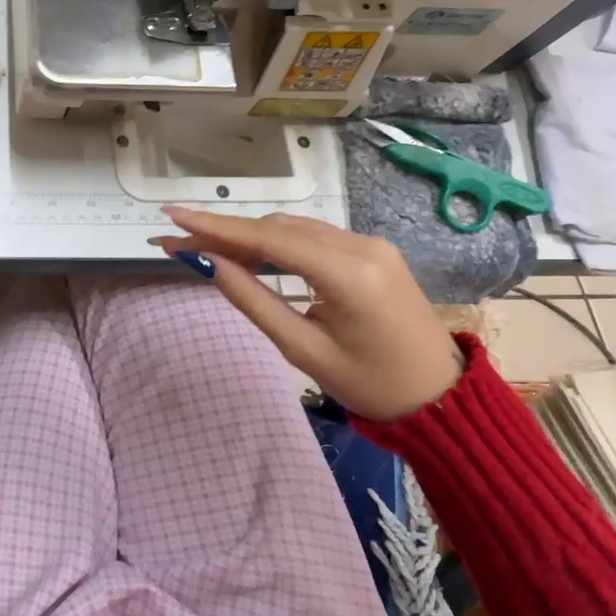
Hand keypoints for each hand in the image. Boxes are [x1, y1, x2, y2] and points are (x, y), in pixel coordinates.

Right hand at [152, 208, 464, 421]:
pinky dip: (275, 243)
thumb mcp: (305, 350)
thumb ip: (254, 301)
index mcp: (349, 274)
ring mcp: (370, 244)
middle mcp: (361, 245)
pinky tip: (249, 256)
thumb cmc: (372, 386)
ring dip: (249, 237)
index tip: (172, 216)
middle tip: (178, 245)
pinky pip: (312, 236)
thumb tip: (206, 263)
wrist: (443, 399)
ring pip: (293, 228)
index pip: (269, 239)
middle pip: (279, 228)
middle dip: (225, 234)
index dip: (216, 226)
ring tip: (205, 252)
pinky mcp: (371, 250)